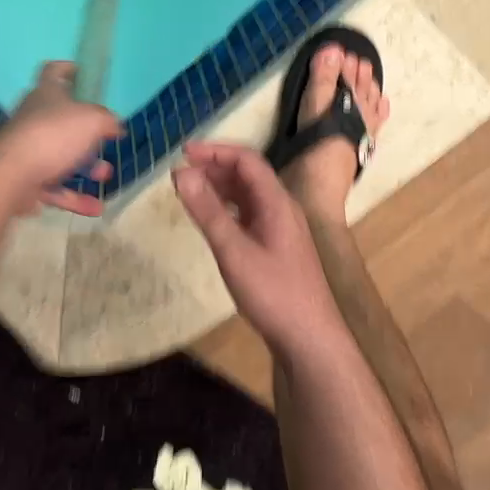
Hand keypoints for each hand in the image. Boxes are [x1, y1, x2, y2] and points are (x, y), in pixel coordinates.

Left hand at [0, 62, 121, 216]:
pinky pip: (54, 188)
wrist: (11, 174)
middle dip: (86, 132)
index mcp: (46, 94)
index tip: (85, 76)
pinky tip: (96, 208)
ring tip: (105, 175)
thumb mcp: (92, 120)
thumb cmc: (54, 135)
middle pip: (61, 119)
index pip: (54, 71)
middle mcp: (34, 118)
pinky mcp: (24, 179)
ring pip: (60, 155)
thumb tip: (114, 125)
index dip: (69, 69)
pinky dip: (74, 197)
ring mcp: (28, 150)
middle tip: (105, 138)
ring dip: (85, 166)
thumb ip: (107, 120)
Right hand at [173, 141, 345, 352]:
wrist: (309, 338)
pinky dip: (228, 210)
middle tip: (180, 174)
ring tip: (189, 193)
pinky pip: (250, 216)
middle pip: (248, 175)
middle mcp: (282, 209)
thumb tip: (181, 172)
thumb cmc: (273, 292)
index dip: (215, 151)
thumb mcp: (233, 250)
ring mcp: (281, 229)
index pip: (247, 160)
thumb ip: (207, 211)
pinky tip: (212, 221)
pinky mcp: (277, 248)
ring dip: (220, 188)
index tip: (183, 153)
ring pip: (249, 196)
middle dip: (214, 168)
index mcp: (277, 202)